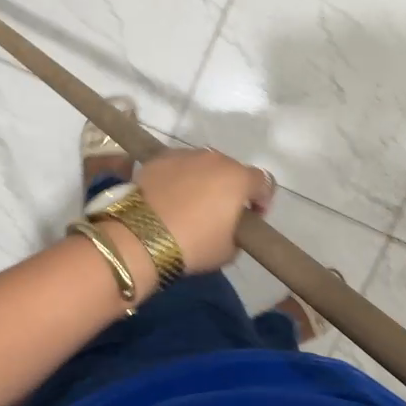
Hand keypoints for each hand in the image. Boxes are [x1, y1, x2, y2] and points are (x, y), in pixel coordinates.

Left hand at [135, 148, 274, 273]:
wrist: (141, 237)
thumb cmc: (194, 245)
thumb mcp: (229, 250)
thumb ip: (239, 232)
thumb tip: (232, 226)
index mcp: (238, 179)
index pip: (264, 182)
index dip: (262, 199)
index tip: (252, 217)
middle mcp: (215, 159)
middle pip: (232, 170)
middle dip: (231, 188)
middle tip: (219, 212)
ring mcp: (185, 155)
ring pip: (204, 165)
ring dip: (204, 180)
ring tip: (190, 204)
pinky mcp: (159, 159)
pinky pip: (178, 166)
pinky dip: (179, 178)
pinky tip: (169, 197)